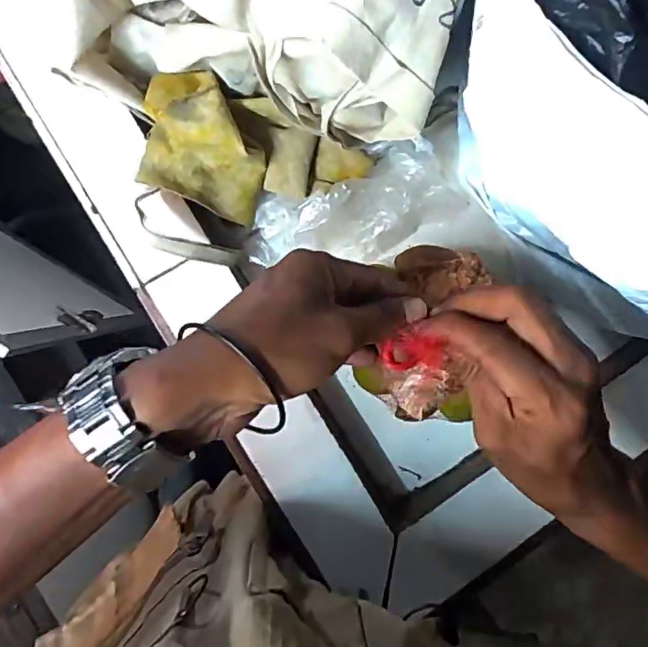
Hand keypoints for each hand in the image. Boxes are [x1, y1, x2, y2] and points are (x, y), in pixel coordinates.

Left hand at [124, 250, 426, 442]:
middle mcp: (299, 279)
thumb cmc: (283, 347)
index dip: (401, 297)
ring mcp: (285, 307)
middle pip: (354, 295)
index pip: (372, 275)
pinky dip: (338, 346)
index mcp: (314, 266)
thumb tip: (418, 303)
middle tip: (414, 345)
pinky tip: (359, 363)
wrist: (216, 380)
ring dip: (363, 336)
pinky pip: (317, 334)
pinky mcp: (275, 334)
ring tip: (393, 358)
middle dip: (383, 319)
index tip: (431, 318)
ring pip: (336, 317)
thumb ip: (380, 318)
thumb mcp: (339, 332)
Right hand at [419, 287, 641, 539]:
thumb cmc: (537, 469)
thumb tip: (447, 340)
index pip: (492, 342)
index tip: (420, 327)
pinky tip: (476, 322)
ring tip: (453, 314)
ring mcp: (579, 351)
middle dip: (471, 299)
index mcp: (546, 397)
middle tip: (439, 311)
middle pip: (519, 302)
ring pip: (528, 301)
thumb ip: (475, 381)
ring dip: (484, 300)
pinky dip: (499, 310)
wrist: (593, 481)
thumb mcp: (492, 434)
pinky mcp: (576, 346)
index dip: (451, 326)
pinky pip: (534, 313)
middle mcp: (570, 364)